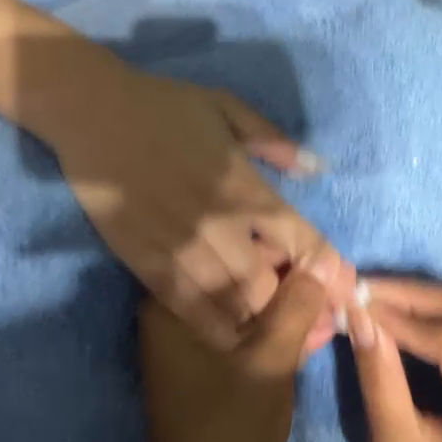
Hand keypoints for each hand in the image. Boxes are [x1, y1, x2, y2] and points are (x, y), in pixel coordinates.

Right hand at [44, 63, 352, 349]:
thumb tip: (317, 168)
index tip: (346, 288)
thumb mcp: (227, 107)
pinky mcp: (145, 263)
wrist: (95, 114)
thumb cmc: (163, 105)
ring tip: (272, 325)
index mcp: (244, 189)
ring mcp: (180, 250)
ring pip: (231, 306)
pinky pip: (187, 308)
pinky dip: (215, 327)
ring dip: (257, 320)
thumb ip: (273, 142)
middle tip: (303, 306)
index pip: (302, 242)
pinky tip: (231, 335)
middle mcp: (219, 228)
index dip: (330, 271)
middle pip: (270, 288)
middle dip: (294, 303)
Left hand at [128, 257, 334, 441]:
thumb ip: (296, 305)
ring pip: (246, 306)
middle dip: (290, 281)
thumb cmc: (231, 425)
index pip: (227, 253)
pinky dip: (277, 330)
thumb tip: (326, 260)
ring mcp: (188, 339)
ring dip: (290, 306)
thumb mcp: (270, 358)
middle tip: (340, 282)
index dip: (282, 253)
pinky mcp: (207, 363)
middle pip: (238, 278)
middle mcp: (172, 311)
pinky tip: (318, 326)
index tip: (327, 257)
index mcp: (169, 300)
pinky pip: (244, 332)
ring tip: (337, 304)